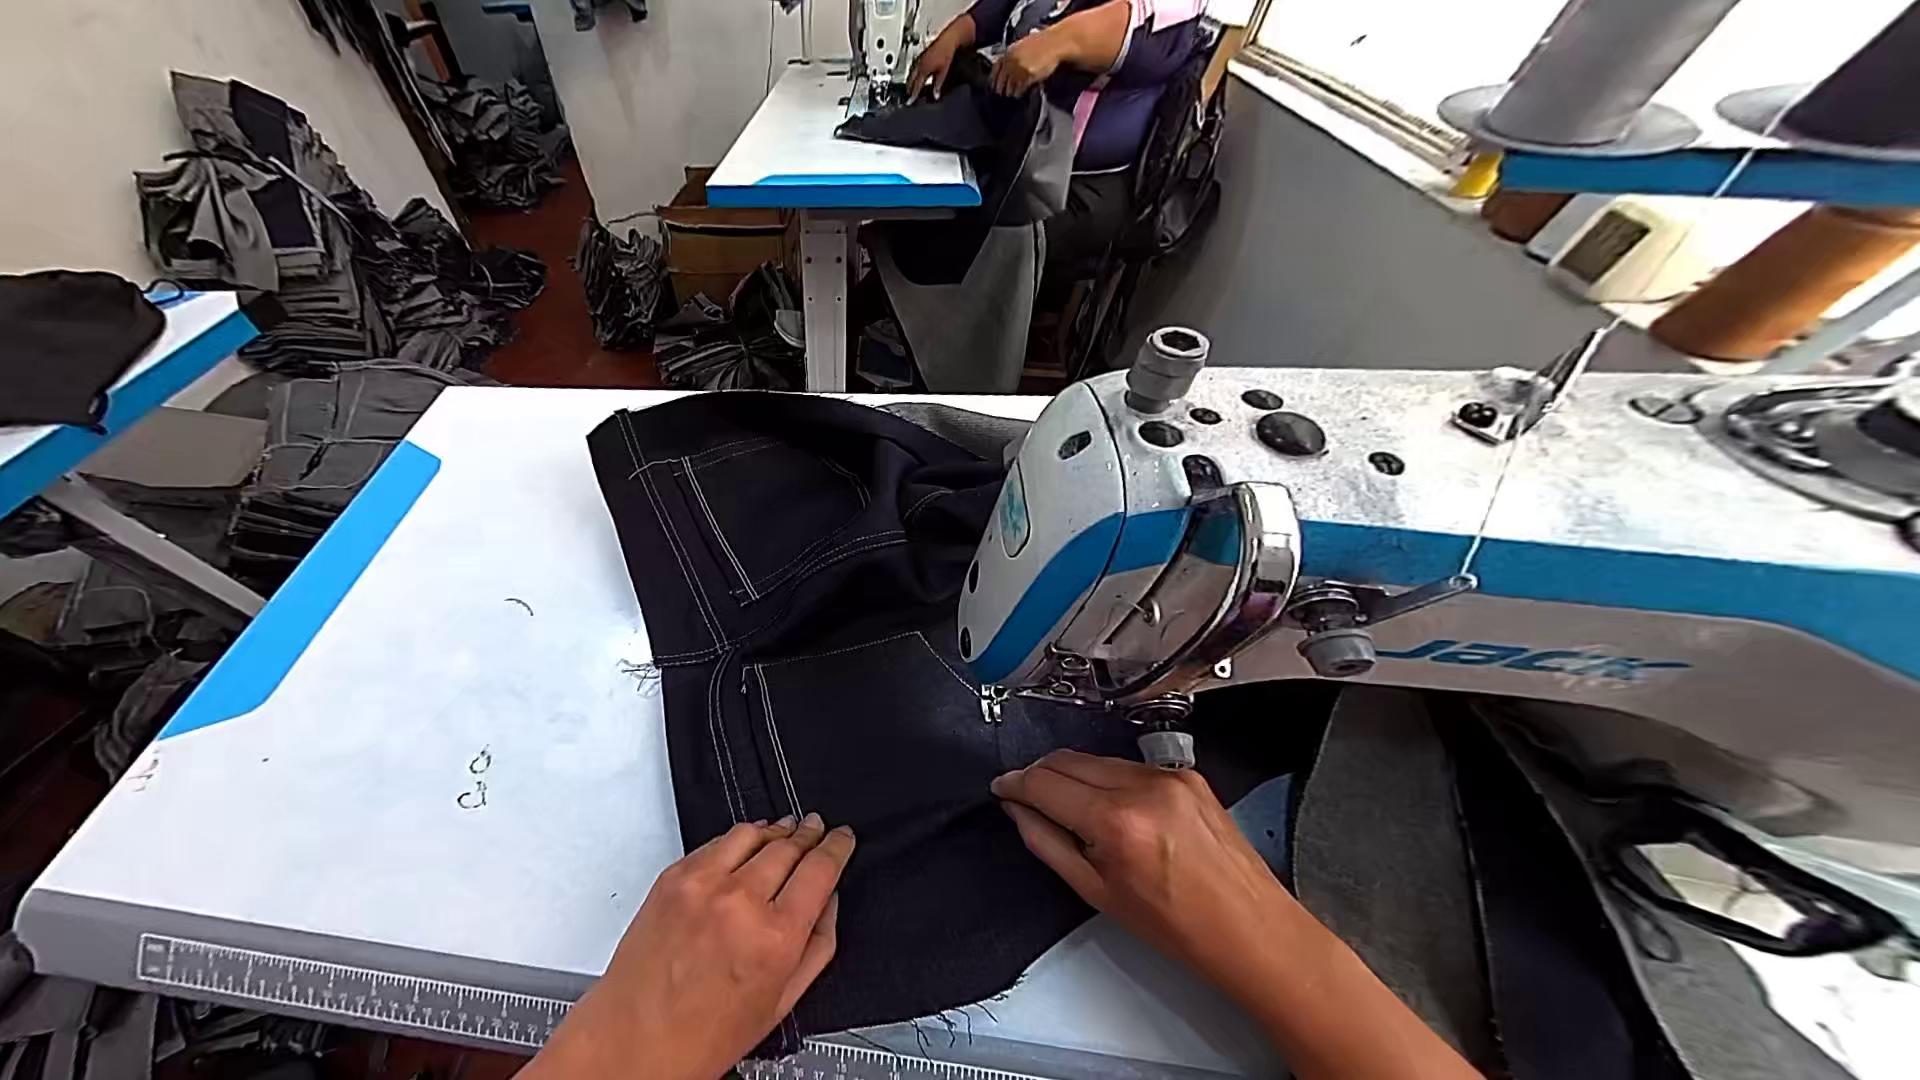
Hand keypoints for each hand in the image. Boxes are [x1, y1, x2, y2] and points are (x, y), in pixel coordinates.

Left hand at [527, 815, 855, 1079]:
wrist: (628, 1048)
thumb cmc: (700, 1037)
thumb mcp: (781, 1001)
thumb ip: (820, 943)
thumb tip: (830, 897)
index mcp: (775, 937)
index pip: (822, 865)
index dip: (839, 844)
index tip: (843, 837)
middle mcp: (740, 903)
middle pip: (792, 842)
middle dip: (810, 833)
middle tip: (816, 830)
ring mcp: (703, 885)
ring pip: (756, 831)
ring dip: (777, 831)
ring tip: (784, 834)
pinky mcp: (675, 877)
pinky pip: (719, 840)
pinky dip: (739, 840)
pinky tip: (745, 851)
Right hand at [908, 22, 965, 100]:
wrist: (948, 39)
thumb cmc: (946, 53)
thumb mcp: (943, 72)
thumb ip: (938, 85)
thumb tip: (935, 95)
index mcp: (924, 68)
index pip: (916, 85)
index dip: (913, 95)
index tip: (910, 102)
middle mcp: (919, 64)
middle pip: (911, 80)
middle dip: (909, 90)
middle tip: (908, 98)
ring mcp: (919, 59)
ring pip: (910, 74)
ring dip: (909, 82)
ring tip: (909, 90)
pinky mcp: (921, 56)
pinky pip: (913, 68)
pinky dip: (912, 75)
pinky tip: (913, 78)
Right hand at [990, 751, 1299, 986]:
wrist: (1250, 929)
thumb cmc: (1178, 926)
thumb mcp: (1096, 893)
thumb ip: (1047, 843)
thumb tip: (1018, 809)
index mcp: (1117, 822)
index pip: (1045, 783)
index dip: (1015, 783)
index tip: (1002, 787)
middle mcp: (1143, 786)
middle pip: (1067, 760)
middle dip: (1039, 774)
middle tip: (1024, 793)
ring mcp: (1168, 775)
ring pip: (1096, 758)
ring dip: (1072, 774)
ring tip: (1069, 805)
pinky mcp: (1186, 772)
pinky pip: (1128, 764)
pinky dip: (1107, 778)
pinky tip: (1108, 803)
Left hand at [991, 32, 1065, 96]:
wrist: (1054, 43)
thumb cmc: (1042, 43)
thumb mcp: (1022, 46)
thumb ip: (1012, 57)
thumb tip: (1006, 69)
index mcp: (1009, 52)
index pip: (995, 70)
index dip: (994, 80)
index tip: (994, 86)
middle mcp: (1012, 61)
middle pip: (1001, 83)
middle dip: (1002, 89)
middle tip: (1005, 94)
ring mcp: (1019, 70)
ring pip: (1009, 89)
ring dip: (1012, 93)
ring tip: (1015, 94)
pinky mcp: (1028, 77)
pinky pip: (1019, 90)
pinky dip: (1020, 93)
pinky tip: (1022, 93)